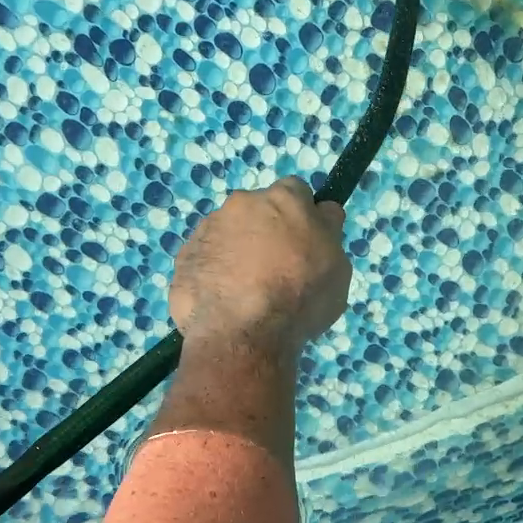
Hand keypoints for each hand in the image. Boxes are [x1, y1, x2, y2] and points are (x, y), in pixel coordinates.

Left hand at [168, 177, 350, 350]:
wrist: (243, 331)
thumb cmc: (302, 296)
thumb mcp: (338, 266)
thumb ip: (329, 233)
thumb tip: (323, 214)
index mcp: (283, 200)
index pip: (297, 192)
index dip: (304, 216)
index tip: (308, 243)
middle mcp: (241, 204)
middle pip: (259, 212)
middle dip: (268, 234)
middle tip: (280, 273)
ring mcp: (207, 229)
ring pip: (229, 235)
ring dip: (240, 255)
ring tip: (251, 294)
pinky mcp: (184, 258)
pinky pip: (207, 261)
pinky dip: (218, 276)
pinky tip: (229, 304)